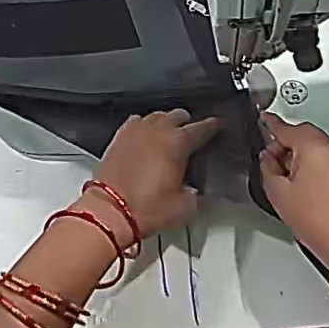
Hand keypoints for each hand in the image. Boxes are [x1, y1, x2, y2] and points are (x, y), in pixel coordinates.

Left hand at [86, 109, 221, 240]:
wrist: (110, 211)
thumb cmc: (145, 208)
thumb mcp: (184, 208)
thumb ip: (200, 197)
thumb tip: (204, 196)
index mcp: (179, 142)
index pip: (203, 127)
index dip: (214, 126)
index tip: (218, 126)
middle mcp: (157, 130)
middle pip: (179, 115)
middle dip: (188, 123)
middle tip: (193, 135)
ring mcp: (136, 131)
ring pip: (157, 116)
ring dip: (166, 123)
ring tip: (170, 135)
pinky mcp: (119, 137)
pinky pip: (135, 122)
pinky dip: (144, 126)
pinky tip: (145, 136)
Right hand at [258, 114, 328, 274]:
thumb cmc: (322, 222)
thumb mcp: (278, 193)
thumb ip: (267, 168)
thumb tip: (267, 160)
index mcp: (314, 146)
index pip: (285, 127)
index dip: (269, 124)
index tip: (263, 120)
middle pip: (301, 135)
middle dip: (284, 145)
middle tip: (270, 162)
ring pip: (314, 149)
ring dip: (298, 158)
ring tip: (286, 183)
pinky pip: (324, 162)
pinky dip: (311, 168)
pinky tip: (302, 191)